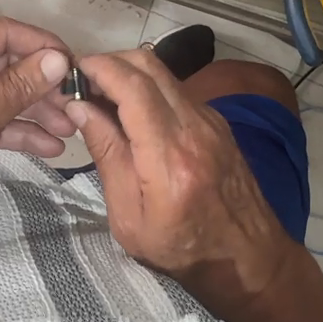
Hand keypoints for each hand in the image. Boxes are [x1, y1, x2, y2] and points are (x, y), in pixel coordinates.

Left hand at [0, 18, 73, 243]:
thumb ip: (17, 88)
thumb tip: (57, 59)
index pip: (3, 34)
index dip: (43, 47)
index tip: (76, 68)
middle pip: (4, 65)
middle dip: (41, 87)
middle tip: (76, 108)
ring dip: (33, 112)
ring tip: (69, 133)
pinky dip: (13, 131)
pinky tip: (46, 148)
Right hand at [67, 50, 298, 305]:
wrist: (249, 259)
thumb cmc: (181, 250)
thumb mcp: (129, 218)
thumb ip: (107, 156)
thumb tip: (79, 107)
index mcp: (170, 157)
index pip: (132, 87)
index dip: (99, 68)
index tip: (73, 70)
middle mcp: (194, 127)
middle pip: (148, 65)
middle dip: (110, 61)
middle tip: (83, 80)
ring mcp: (210, 119)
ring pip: (162, 72)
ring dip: (128, 72)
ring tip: (102, 95)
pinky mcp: (216, 120)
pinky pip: (175, 88)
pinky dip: (147, 86)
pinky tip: (131, 110)